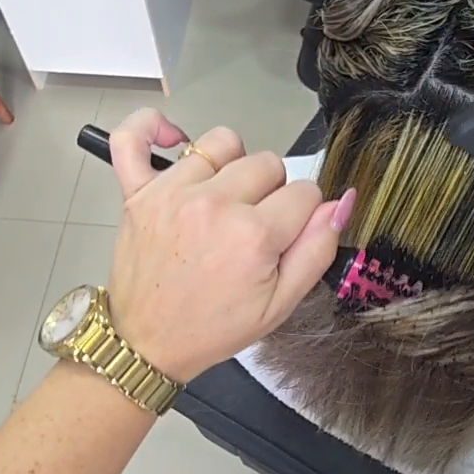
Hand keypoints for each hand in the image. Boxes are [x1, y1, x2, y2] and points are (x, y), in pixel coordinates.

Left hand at [103, 108, 354, 381]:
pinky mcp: (137, 192)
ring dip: (230, 166)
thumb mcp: (281, 305)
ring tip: (223, 200)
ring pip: (222, 142)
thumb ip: (317, 250)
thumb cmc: (215, 327)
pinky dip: (151, 128)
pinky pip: (133, 138)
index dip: (303, 215)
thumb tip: (340, 201)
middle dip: (271, 193)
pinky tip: (174, 140)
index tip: (285, 238)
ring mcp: (172, 193)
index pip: (305, 191)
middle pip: (268, 162)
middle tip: (253, 230)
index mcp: (254, 235)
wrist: (150, 344)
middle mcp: (214, 204)